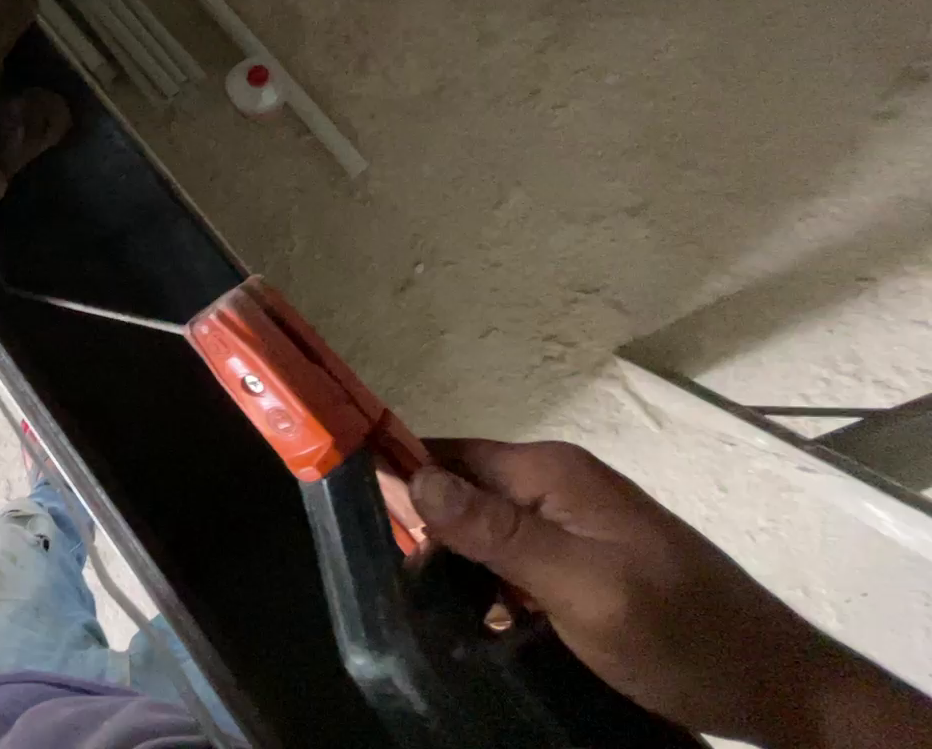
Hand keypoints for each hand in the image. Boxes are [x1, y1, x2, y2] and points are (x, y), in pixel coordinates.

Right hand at [409, 439, 931, 746]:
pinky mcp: (578, 550)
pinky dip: (487, 577)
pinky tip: (483, 613)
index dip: (400, 479)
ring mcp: (568, 516)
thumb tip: (414, 479)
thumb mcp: (582, 586)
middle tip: (407, 582)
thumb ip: (497, 531)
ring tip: (436, 605)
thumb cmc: (679, 632)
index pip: (444, 454)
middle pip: (457, 487)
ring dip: (456, 559)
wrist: (783, 690)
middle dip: (427, 529)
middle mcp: (552, 480)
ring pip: (479, 523)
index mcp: (547, 471)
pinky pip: (508, 550)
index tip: (360, 517)